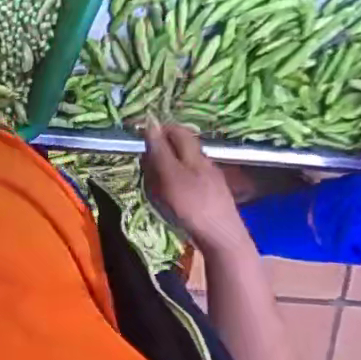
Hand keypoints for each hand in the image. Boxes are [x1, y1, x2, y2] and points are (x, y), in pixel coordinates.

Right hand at [140, 122, 251, 254]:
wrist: (221, 238)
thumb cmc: (191, 204)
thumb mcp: (168, 175)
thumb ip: (158, 149)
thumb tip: (151, 121)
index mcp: (193, 154)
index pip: (175, 130)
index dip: (158, 131)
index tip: (140, 142)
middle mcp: (203, 161)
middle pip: (178, 148)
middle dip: (158, 155)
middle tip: (146, 172)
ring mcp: (210, 179)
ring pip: (181, 166)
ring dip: (164, 173)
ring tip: (155, 191)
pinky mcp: (211, 195)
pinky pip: (187, 182)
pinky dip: (173, 187)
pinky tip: (171, 202)